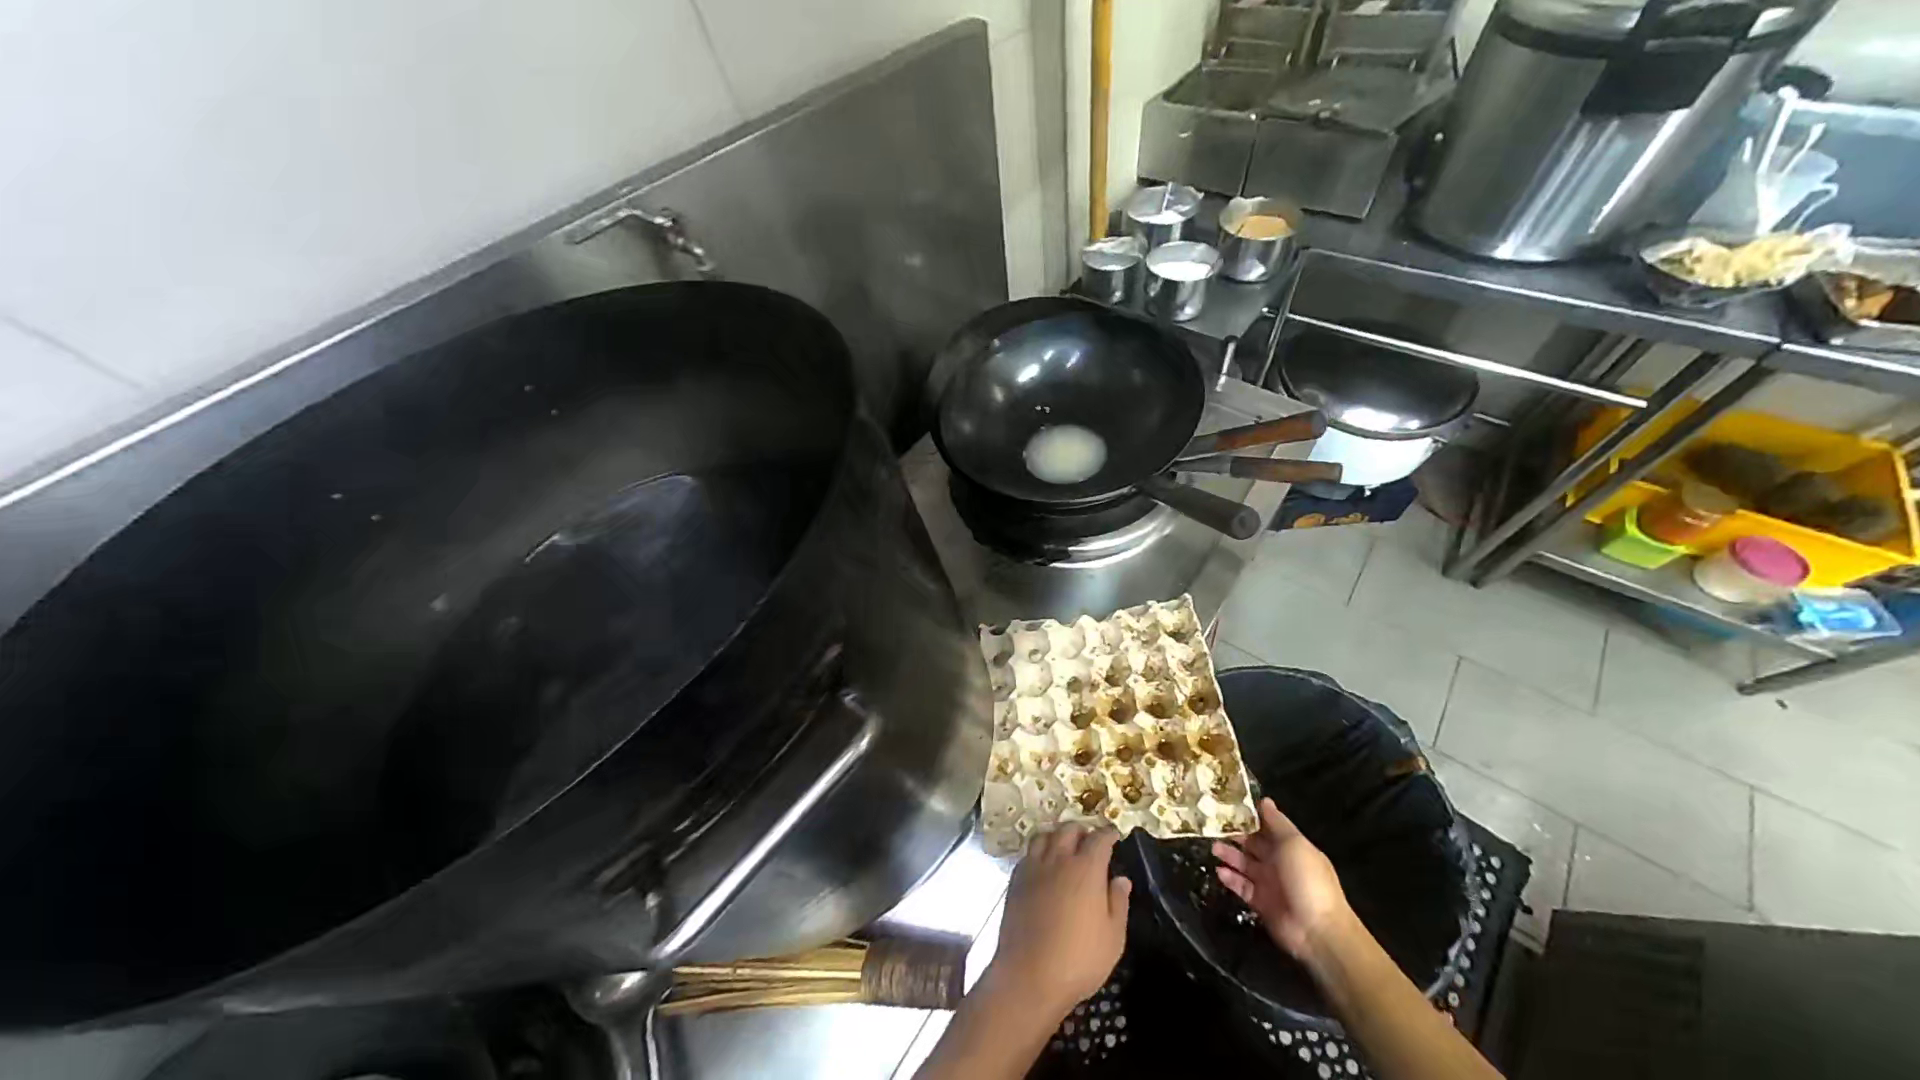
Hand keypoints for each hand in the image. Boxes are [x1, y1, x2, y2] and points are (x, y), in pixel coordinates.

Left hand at [985, 825, 1130, 1016]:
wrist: (1028, 975)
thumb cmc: (1079, 959)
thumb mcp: (1113, 937)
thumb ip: (1118, 903)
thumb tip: (1121, 879)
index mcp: (1086, 869)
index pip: (1099, 838)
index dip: (1108, 833)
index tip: (1114, 835)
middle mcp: (1058, 859)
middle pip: (1068, 830)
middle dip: (1082, 830)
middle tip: (1090, 841)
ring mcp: (1033, 868)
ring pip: (1044, 836)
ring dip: (1057, 835)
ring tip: (1065, 847)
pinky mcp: (1015, 881)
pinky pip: (1029, 854)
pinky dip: (1040, 852)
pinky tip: (1044, 866)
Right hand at [1212, 798, 1355, 960]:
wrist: (1317, 930)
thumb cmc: (1307, 879)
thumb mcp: (1294, 844)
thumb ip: (1277, 822)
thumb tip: (1264, 800)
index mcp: (1290, 846)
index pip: (1267, 826)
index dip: (1250, 816)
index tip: (1228, 804)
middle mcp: (1279, 862)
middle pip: (1253, 844)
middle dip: (1236, 834)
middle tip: (1213, 823)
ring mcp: (1269, 883)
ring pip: (1244, 864)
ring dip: (1230, 854)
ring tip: (1213, 845)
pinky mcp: (1259, 902)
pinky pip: (1241, 886)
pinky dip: (1230, 878)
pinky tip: (1219, 870)